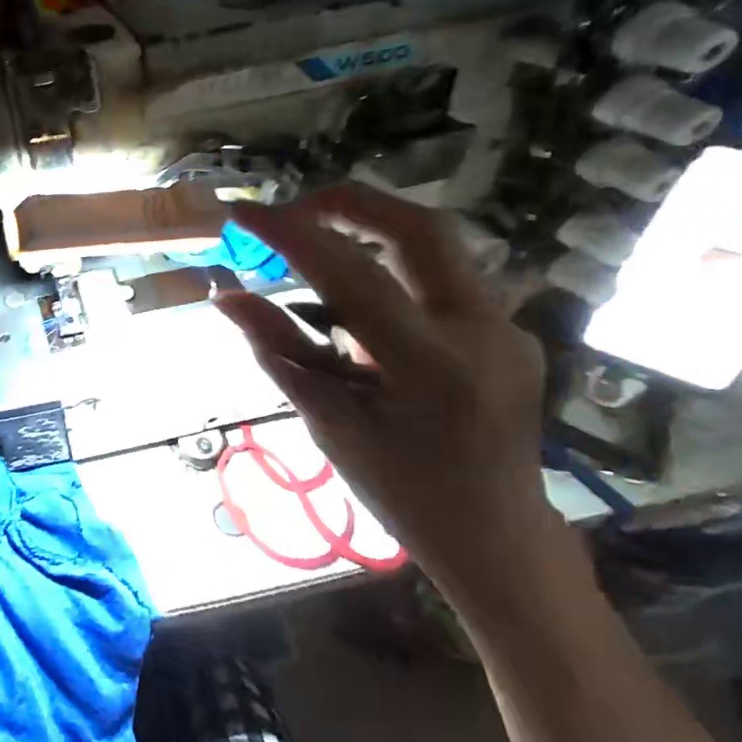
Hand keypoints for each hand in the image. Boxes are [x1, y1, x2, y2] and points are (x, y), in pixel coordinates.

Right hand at [217, 184, 552, 567]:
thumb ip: (280, 353)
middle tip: (295, 211)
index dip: (293, 236)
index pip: (352, 276)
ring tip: (321, 244)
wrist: (498, 538)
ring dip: (374, 231)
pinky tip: (371, 297)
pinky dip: (399, 269)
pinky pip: (448, 277)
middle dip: (349, 203)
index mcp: (431, 367)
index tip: (245, 213)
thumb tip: (228, 297)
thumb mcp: (332, 426)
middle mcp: (482, 331)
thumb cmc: (403, 495)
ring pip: (438, 245)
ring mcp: (508, 327)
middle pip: (420, 228)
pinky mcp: (513, 329)